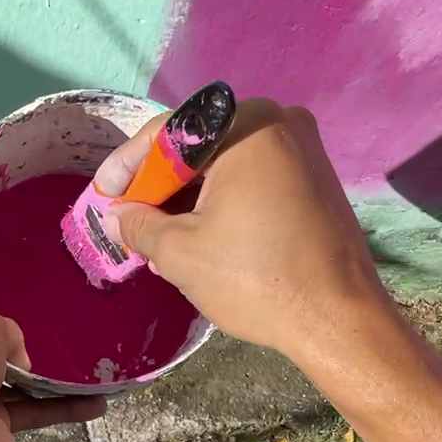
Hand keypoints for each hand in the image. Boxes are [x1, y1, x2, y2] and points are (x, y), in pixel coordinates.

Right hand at [95, 99, 387, 358]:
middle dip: (158, 185)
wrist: (338, 320)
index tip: (103, 195)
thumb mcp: (180, 252)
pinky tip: (199, 232)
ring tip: (157, 234)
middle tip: (128, 216)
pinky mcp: (315, 179)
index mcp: (246, 125)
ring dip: (187, 196)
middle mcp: (280, 121)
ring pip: (225, 165)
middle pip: (198, 146)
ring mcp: (303, 149)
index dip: (127, 166)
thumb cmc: (254, 278)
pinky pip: (252, 178)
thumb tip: (117, 215)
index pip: (167, 134)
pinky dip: (220, 200)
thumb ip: (138, 225)